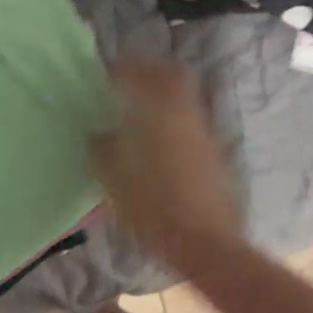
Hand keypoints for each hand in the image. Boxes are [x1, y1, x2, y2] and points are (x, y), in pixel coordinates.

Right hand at [92, 60, 245, 277]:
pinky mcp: (216, 157)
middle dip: (152, 75)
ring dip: (164, 100)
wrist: (204, 243)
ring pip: (185, 102)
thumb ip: (102, 150)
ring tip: (140, 116)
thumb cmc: (153, 209)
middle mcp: (188, 115)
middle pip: (175, 78)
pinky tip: (158, 146)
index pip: (142, 74)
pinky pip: (191, 126)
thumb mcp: (113, 181)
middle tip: (130, 86)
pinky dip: (174, 124)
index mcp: (161, 112)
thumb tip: (96, 134)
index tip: (106, 75)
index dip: (123, 70)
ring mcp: (206, 135)